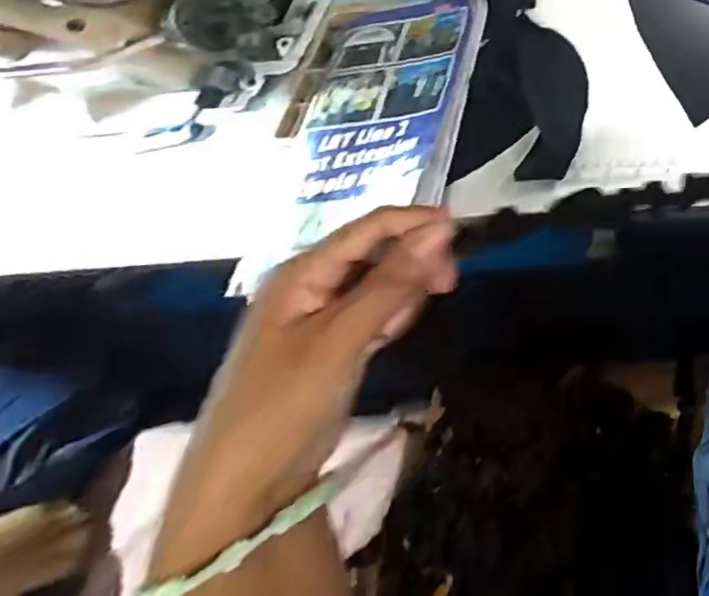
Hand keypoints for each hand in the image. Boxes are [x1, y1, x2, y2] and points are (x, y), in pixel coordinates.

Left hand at [152, 207, 455, 578]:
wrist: (245, 489)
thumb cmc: (285, 405)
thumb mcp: (342, 338)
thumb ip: (393, 280)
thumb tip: (443, 227)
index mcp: (302, 272)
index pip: (371, 225)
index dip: (417, 221)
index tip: (463, 233)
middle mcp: (311, 282)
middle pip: (380, 248)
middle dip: (416, 259)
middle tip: (446, 286)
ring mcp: (322, 312)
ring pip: (384, 277)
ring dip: (405, 291)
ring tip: (400, 327)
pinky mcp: (335, 338)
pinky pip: (378, 306)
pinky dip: (394, 314)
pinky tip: (390, 336)